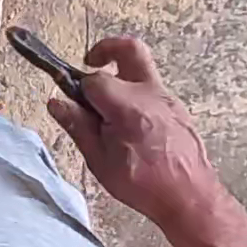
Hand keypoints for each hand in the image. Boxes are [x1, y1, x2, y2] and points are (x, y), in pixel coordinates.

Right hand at [47, 37, 226, 227]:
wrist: (189, 198)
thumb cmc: (142, 183)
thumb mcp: (99, 159)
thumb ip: (77, 125)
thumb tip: (56, 102)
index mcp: (127, 107)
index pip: (94, 80)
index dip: (76, 88)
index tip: (66, 97)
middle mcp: (151, 94)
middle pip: (130, 50)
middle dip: (106, 49)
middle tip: (89, 62)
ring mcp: (168, 100)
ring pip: (141, 70)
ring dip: (119, 78)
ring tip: (104, 109)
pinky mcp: (177, 109)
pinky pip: (150, 90)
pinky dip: (132, 95)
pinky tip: (124, 124)